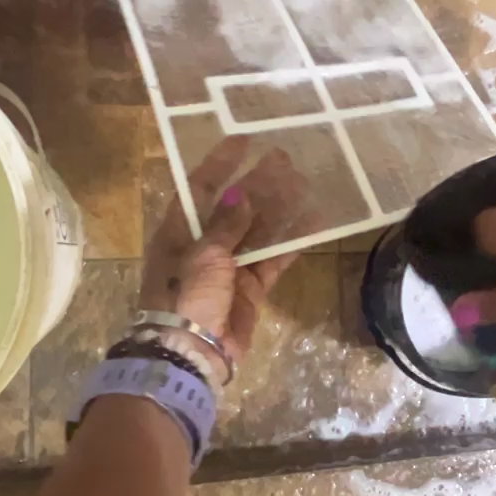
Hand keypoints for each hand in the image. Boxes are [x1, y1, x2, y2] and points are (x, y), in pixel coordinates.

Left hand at [138, 136, 309, 376]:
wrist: (191, 354)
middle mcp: (204, 244)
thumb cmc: (186, 298)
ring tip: (304, 182)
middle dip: (259, 182)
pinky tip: (315, 222)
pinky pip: (274, 258)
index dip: (221, 163)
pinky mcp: (251, 288)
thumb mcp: (203, 256)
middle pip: (235, 206)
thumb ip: (226, 225)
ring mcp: (229, 266)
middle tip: (286, 159)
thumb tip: (242, 194)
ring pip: (259, 229)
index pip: (201, 187)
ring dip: (280, 207)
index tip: (245, 140)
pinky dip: (293, 242)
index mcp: (180, 231)